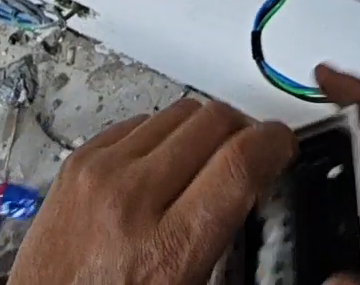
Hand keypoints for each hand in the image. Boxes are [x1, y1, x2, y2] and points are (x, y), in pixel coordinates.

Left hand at [9, 97, 296, 284]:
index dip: (272, 143)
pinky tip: (162, 164)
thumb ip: (225, 237)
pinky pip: (141, 120)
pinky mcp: (78, 159)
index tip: (281, 145)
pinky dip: (162, 134)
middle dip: (243, 130)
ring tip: (205, 159)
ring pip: (180, 111)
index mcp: (168, 249)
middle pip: (214, 121)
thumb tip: (257, 184)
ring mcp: (100, 172)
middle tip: (249, 152)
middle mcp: (131, 199)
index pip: (237, 164)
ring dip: (204, 129)